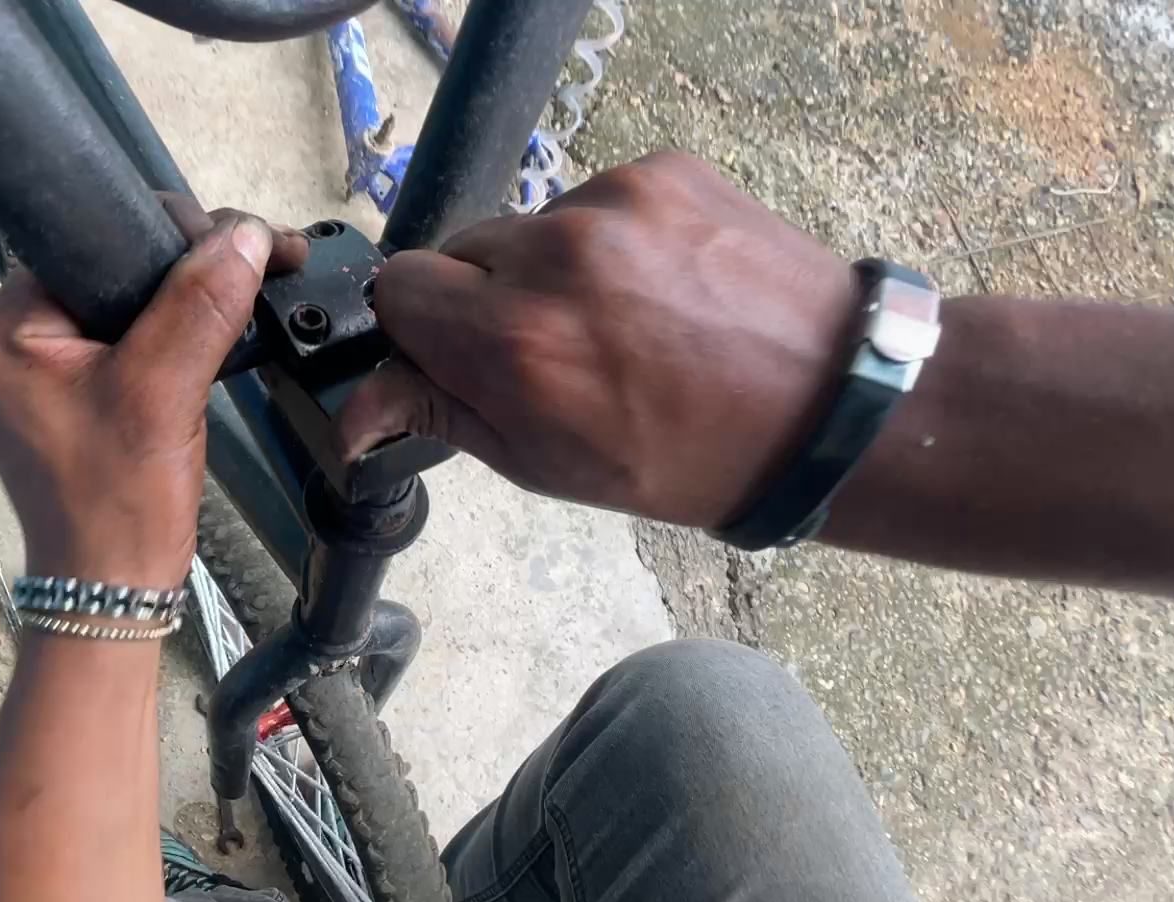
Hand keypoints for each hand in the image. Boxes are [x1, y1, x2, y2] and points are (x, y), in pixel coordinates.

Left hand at [0, 204, 300, 588]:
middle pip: (113, 268)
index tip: (239, 240)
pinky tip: (223, 329)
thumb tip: (247, 233)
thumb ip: (198, 309)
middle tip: (261, 259)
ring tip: (254, 286)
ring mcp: (47, 368)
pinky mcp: (79, 394)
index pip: (92, 239)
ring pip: (130, 304)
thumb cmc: (118, 504)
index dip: (170, 230)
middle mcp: (16, 337)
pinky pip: (132, 341)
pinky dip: (179, 334)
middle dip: (189, 264)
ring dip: (191, 299)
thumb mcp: (159, 397)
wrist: (113, 590)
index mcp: (7, 326)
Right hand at [338, 152, 859, 528]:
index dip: (414, 326)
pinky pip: (582, 201)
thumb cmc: (668, 458)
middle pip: (452, 252)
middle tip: (535, 348)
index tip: (450, 352)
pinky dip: (592, 243)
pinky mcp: (659, 169)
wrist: (820, 407)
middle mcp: (551, 256)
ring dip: (533, 272)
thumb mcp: (535, 461)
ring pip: (517, 227)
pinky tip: (642, 287)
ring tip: (602, 321)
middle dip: (473, 299)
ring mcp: (610, 202)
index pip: (396, 289)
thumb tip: (353, 411)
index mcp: (511, 342)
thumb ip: (435, 412)